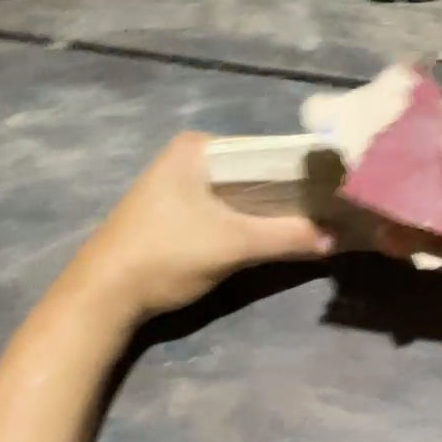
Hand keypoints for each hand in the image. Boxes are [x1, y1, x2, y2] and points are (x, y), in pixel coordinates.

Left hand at [67, 132, 331, 319]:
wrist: (104, 294)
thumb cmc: (167, 254)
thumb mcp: (233, 244)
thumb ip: (287, 237)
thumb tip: (337, 239)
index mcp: (200, 147)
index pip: (268, 151)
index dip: (304, 173)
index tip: (337, 194)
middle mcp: (190, 157)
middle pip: (257, 174)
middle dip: (290, 196)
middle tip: (330, 215)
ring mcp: (181, 186)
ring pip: (243, 195)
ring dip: (272, 213)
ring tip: (311, 227)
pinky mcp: (177, 214)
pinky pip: (227, 211)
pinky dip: (250, 224)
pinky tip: (273, 239)